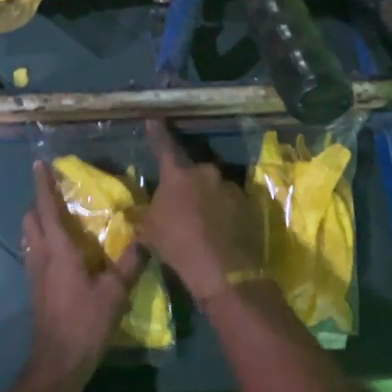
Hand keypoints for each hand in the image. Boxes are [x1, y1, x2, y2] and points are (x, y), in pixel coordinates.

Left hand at [21, 160, 143, 388]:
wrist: (59, 360)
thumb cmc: (85, 322)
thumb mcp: (115, 292)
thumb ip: (129, 263)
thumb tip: (143, 238)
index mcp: (58, 249)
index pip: (46, 207)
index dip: (42, 184)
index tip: (39, 163)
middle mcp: (41, 255)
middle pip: (31, 219)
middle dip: (39, 201)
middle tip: (57, 192)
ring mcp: (35, 272)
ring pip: (31, 236)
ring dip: (39, 222)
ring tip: (62, 218)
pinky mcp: (36, 287)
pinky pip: (35, 253)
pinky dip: (44, 242)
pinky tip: (64, 252)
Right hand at [139, 119, 263, 304]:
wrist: (222, 272)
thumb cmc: (178, 245)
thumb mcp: (150, 230)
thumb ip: (148, 213)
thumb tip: (141, 210)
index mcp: (178, 174)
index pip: (164, 146)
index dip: (157, 132)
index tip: (154, 119)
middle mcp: (206, 172)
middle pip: (194, 171)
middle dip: (189, 183)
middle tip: (182, 202)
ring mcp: (231, 188)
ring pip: (215, 188)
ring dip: (209, 198)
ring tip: (204, 221)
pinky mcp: (250, 205)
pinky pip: (232, 204)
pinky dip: (226, 212)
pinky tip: (222, 230)